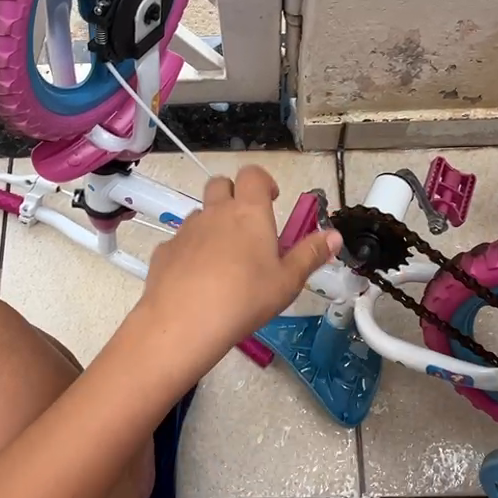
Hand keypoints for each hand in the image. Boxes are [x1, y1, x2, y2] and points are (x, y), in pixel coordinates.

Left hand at [133, 166, 339, 361]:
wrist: (183, 322)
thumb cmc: (245, 298)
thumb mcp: (287, 281)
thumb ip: (310, 255)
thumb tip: (334, 235)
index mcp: (248, 213)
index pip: (253, 174)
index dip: (262, 181)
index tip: (271, 198)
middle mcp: (214, 213)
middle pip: (220, 184)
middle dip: (233, 195)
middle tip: (247, 225)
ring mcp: (185, 231)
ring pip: (199, 214)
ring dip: (212, 226)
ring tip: (223, 260)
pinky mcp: (163, 251)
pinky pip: (180, 242)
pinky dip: (190, 252)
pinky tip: (196, 281)